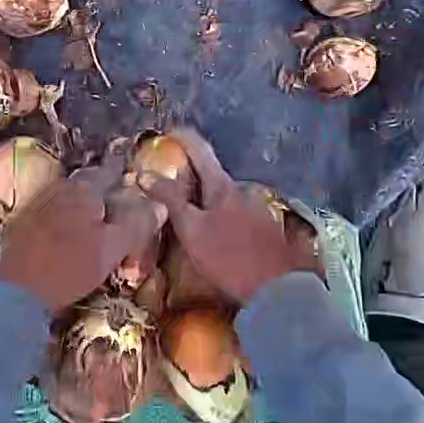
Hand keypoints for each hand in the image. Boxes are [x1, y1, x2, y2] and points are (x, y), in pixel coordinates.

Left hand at [0, 153, 157, 311]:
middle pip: (89, 182)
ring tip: (100, 223)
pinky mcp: (25, 222)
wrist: (16, 293)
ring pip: (71, 196)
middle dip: (106, 191)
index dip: (126, 173)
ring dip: (87, 206)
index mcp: (83, 188)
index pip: (111, 169)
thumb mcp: (112, 249)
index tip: (137, 178)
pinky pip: (55, 210)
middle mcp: (59, 187)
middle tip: (122, 206)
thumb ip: (137, 224)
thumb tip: (159, 205)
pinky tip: (73, 236)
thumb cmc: (69, 268)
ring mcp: (39, 203)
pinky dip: (68, 217)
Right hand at [141, 128, 319, 303]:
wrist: (277, 291)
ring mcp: (254, 208)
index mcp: (222, 185)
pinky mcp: (261, 228)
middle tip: (166, 178)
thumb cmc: (229, 257)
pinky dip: (214, 211)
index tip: (166, 131)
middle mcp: (240, 190)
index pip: (199, 148)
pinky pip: (230, 211)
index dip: (182, 136)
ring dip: (201, 195)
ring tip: (182, 208)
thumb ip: (170, 200)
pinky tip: (207, 230)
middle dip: (188, 171)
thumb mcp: (192, 230)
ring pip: (220, 194)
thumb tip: (145, 174)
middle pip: (209, 172)